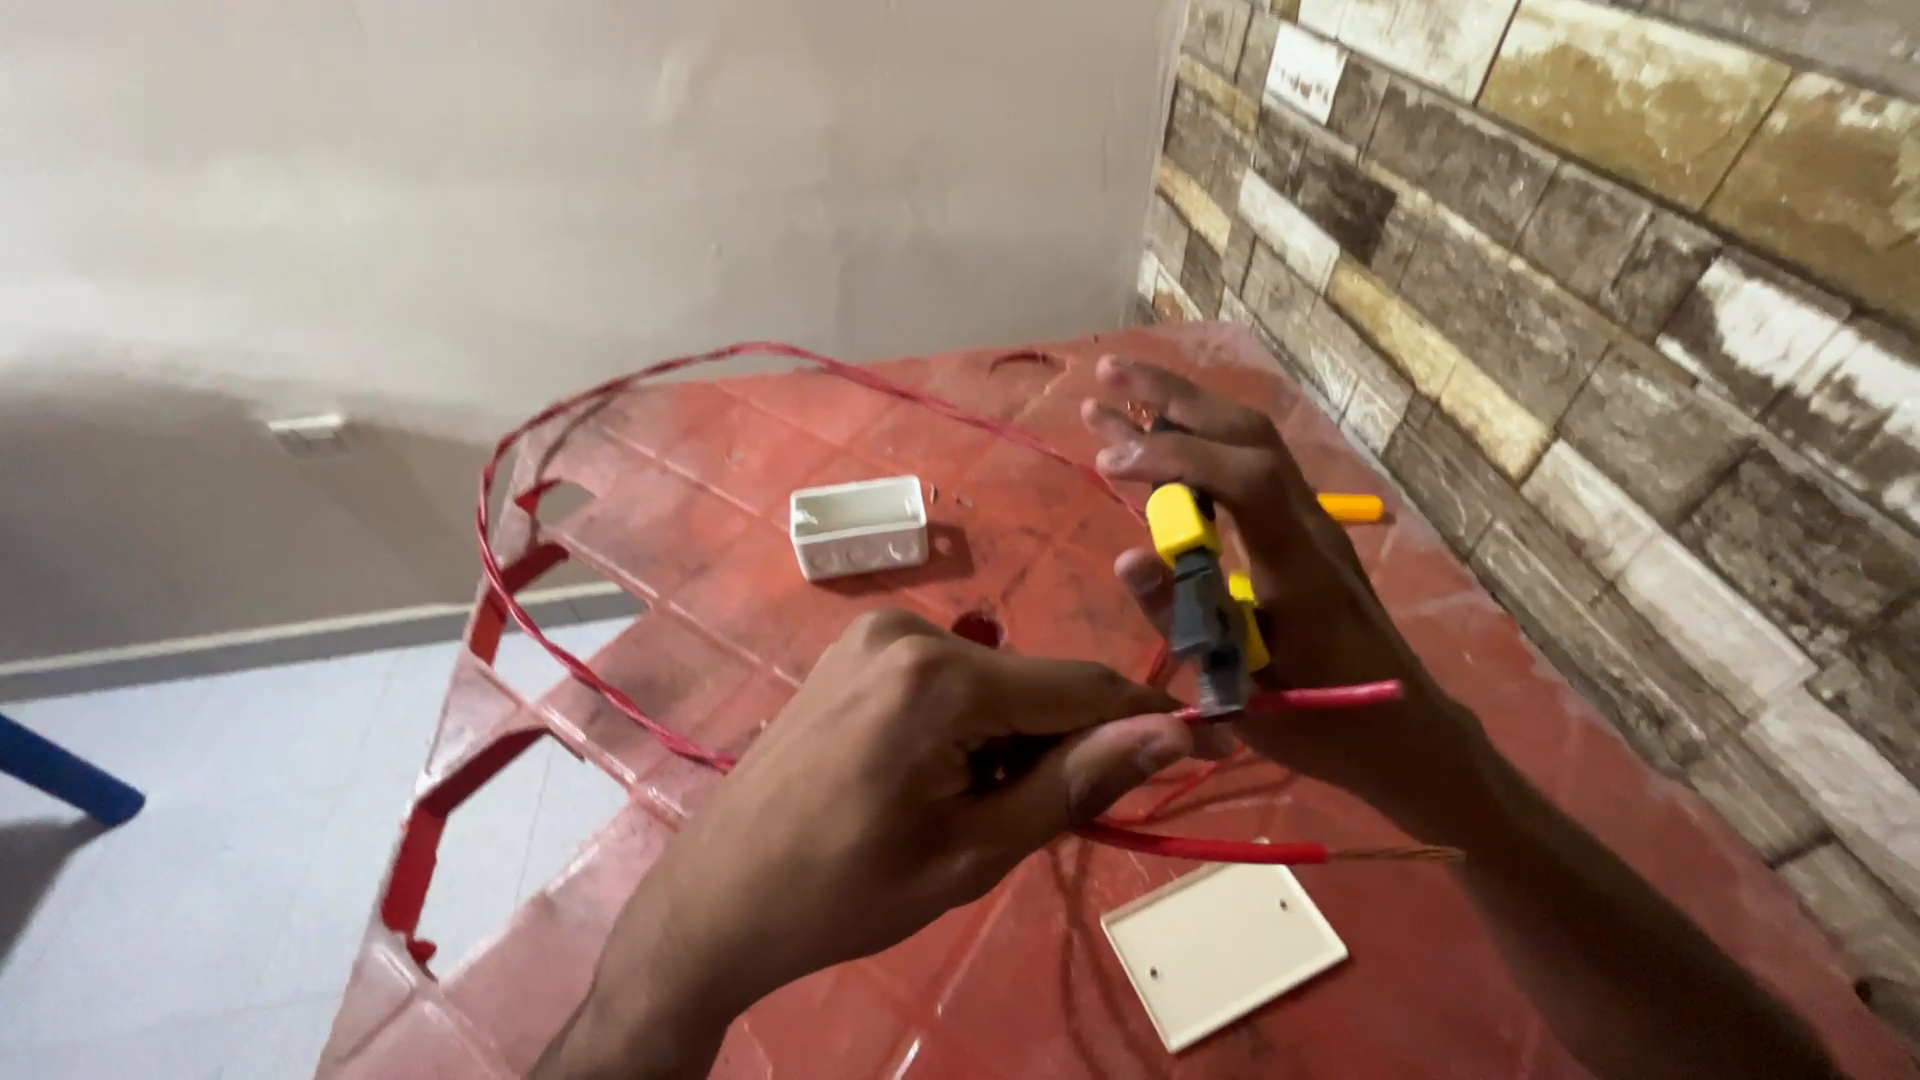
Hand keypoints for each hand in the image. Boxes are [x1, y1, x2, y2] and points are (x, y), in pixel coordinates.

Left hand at [541, 607, 1197, 1076]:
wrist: (720, 893)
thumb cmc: (846, 890)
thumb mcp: (973, 851)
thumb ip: (1076, 782)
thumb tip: (1172, 734)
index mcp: (939, 678)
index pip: (1079, 684)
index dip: (1140, 718)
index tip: (1191, 747)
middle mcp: (910, 629)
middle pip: (1032, 681)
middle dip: (1055, 744)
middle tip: (1029, 817)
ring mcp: (877, 632)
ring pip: (992, 678)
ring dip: (1008, 737)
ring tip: (963, 804)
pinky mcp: (858, 646)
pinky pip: (947, 675)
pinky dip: (967, 721)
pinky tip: (930, 772)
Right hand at [1081, 356, 1491, 820]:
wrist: (1403, 732)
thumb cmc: (1320, 722)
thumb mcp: (1242, 689)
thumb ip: (1184, 620)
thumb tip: (1126, 555)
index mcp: (1300, 565)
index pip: (1244, 478)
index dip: (1176, 456)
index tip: (1109, 461)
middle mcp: (1309, 525)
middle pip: (1247, 434)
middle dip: (1172, 396)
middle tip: (1106, 370)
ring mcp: (1310, 522)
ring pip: (1251, 440)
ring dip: (1185, 407)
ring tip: (1119, 388)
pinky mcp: (1303, 530)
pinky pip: (1252, 464)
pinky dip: (1202, 438)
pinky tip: (1165, 437)